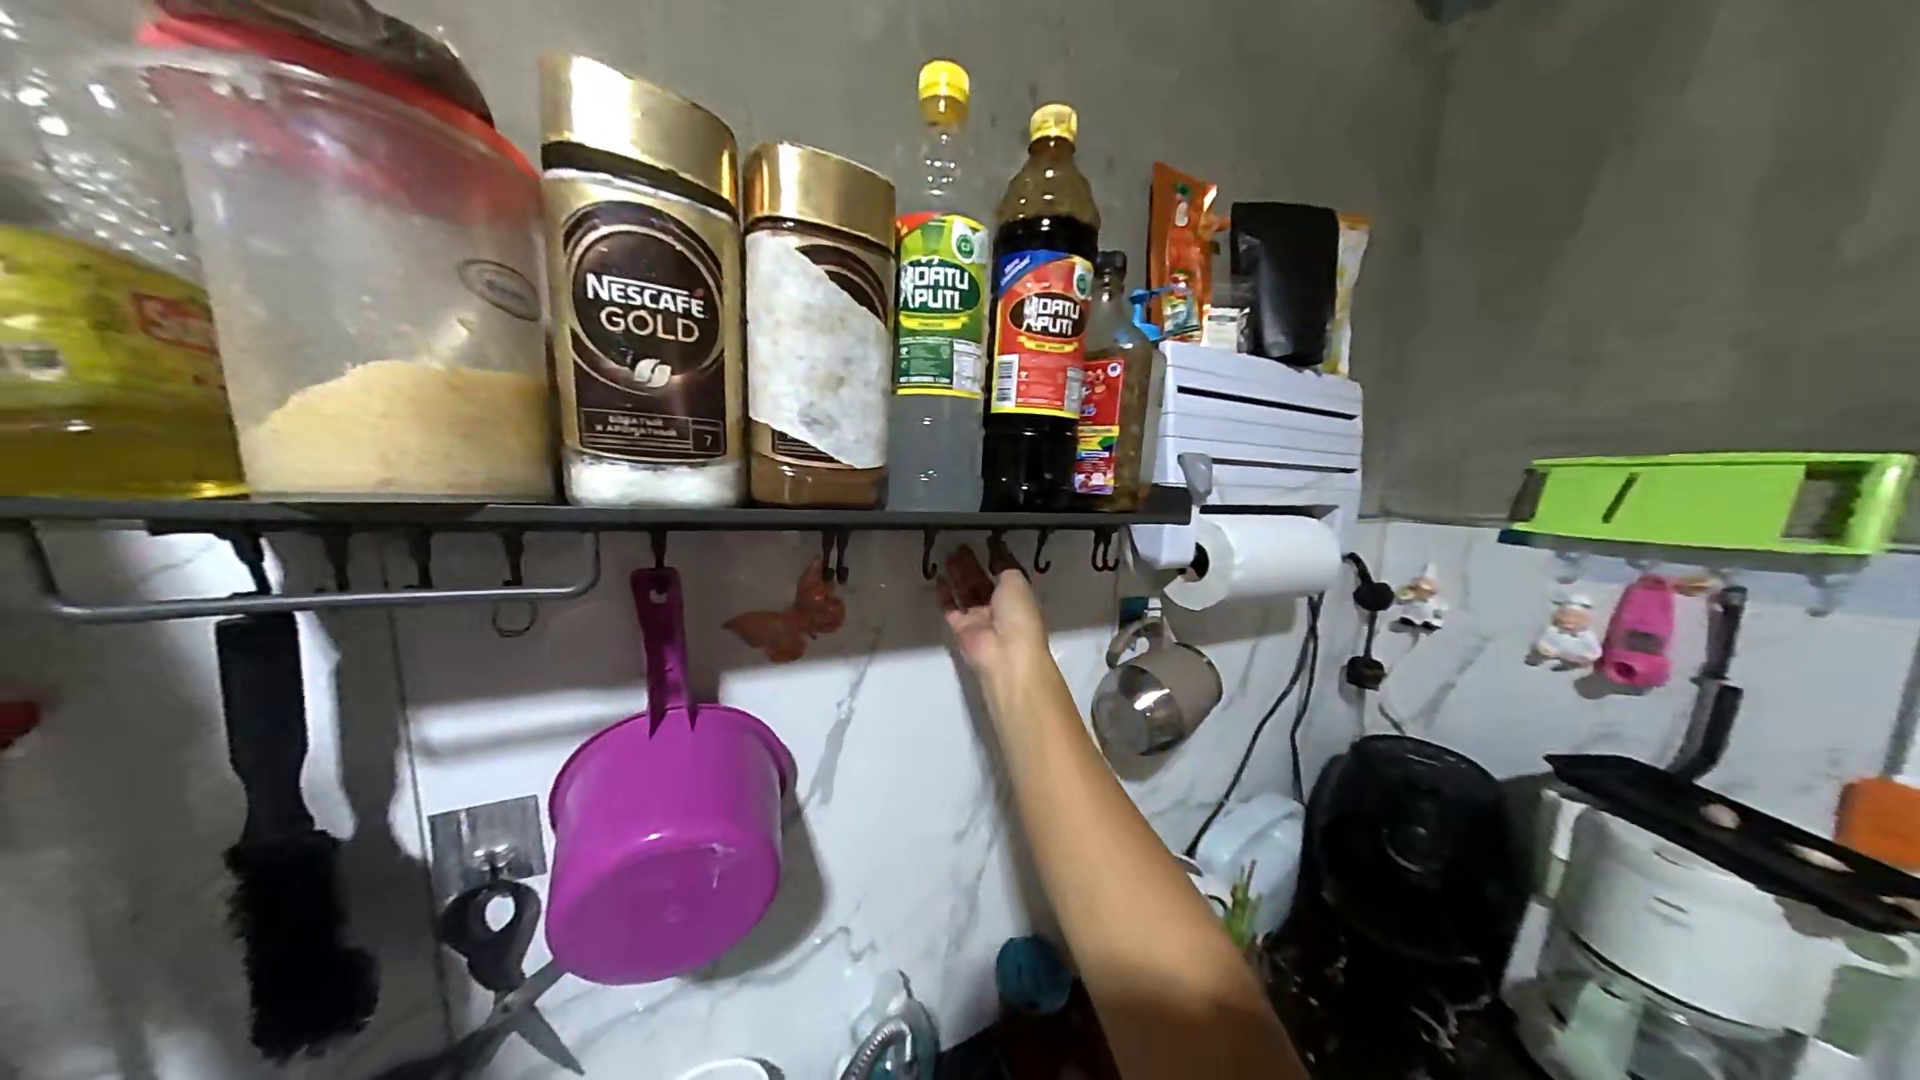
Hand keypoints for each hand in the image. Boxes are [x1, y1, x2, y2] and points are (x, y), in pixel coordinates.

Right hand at [936, 545, 1051, 698]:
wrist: (1005, 653)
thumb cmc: (1018, 614)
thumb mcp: (1016, 581)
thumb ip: (1004, 565)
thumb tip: (998, 552)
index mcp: (1017, 597)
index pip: (1004, 575)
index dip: (995, 559)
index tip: (984, 543)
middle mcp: (998, 608)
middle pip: (982, 582)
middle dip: (972, 565)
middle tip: (959, 547)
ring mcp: (979, 620)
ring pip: (966, 593)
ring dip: (958, 575)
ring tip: (948, 556)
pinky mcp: (961, 629)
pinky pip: (951, 608)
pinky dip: (945, 594)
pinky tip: (939, 578)